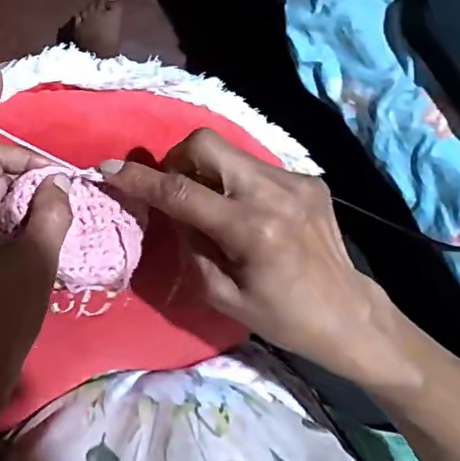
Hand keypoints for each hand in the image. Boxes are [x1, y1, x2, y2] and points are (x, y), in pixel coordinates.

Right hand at [101, 129, 419, 390]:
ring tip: (209, 204)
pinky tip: (244, 211)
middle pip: (205, 143)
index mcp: (251, 230)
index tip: (109, 168)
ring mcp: (294, 181)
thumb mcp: (222, 295)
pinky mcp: (307, 179)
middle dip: (176, 158)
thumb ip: (188, 246)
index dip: (140, 179)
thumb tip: (169, 209)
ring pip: (228, 150)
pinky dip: (233, 180)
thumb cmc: (283, 317)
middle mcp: (273, 193)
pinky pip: (252, 165)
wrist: (350, 315)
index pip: (181, 192)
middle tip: (173, 189)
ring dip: (205, 169)